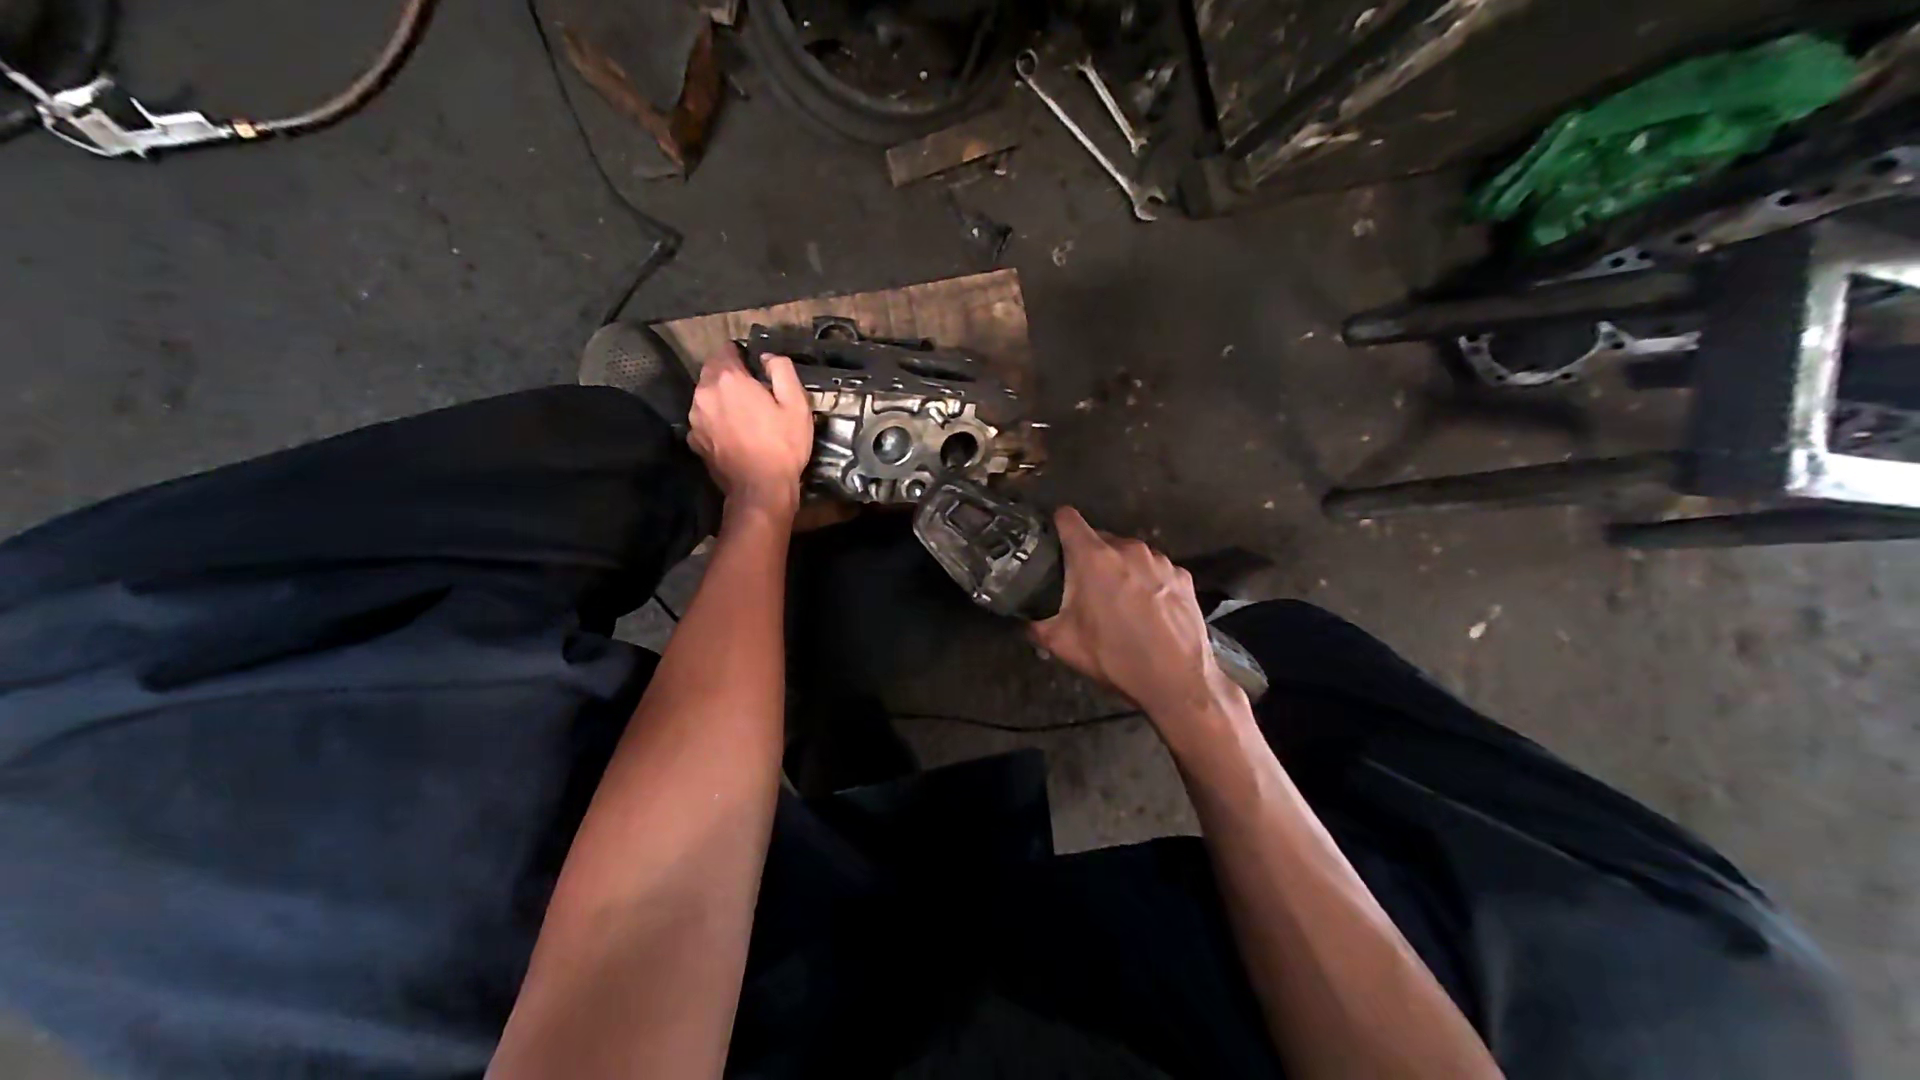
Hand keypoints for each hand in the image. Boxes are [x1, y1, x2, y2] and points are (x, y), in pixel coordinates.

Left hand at [687, 351, 814, 513]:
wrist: (760, 489)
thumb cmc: (783, 445)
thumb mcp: (797, 403)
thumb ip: (781, 369)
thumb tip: (767, 357)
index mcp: (728, 379)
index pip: (726, 349)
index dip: (742, 355)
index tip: (757, 369)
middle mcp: (704, 393)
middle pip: (712, 371)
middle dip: (730, 376)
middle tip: (754, 393)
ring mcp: (695, 418)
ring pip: (706, 395)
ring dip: (722, 398)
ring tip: (744, 416)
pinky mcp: (694, 440)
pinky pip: (704, 419)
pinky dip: (715, 420)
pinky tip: (733, 434)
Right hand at [1030, 507, 1242, 726]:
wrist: (1177, 682)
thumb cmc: (1115, 659)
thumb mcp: (1062, 645)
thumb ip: (1035, 624)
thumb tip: (1023, 620)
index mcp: (1093, 558)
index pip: (1067, 518)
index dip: (1057, 526)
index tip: (1054, 542)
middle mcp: (1128, 549)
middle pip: (1100, 539)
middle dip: (1089, 558)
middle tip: (1085, 592)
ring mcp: (1160, 560)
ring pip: (1129, 554)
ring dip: (1121, 570)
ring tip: (1121, 605)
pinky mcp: (1183, 576)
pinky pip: (1155, 570)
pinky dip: (1148, 583)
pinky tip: (1150, 612)